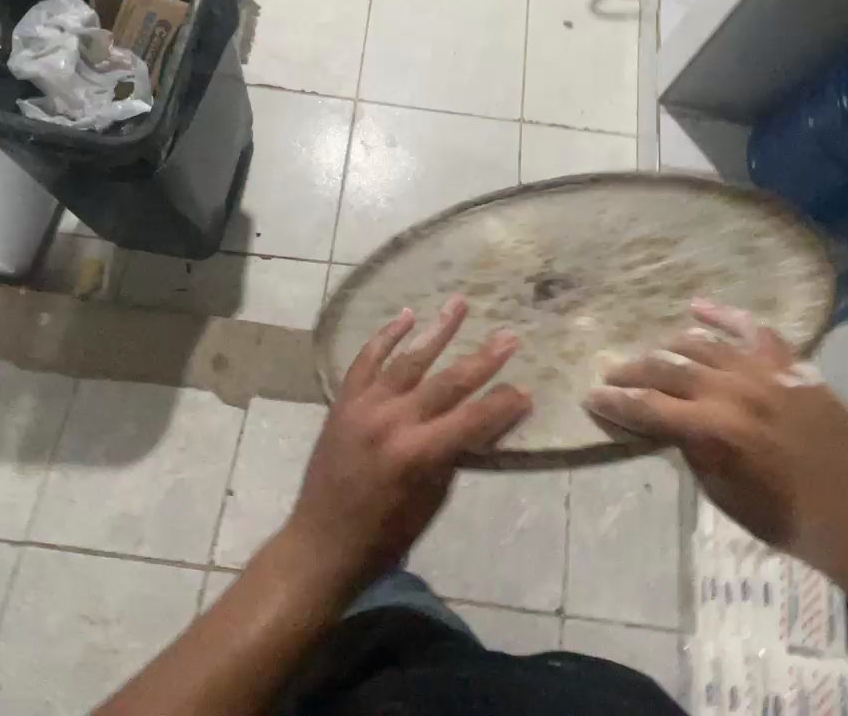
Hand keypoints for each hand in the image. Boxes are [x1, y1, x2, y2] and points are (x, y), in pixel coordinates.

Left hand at [283, 296, 532, 588]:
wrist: (321, 544)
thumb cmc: (385, 534)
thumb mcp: (432, 501)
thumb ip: (455, 455)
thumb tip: (481, 420)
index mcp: (418, 453)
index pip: (474, 418)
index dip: (503, 404)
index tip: (526, 389)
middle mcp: (392, 421)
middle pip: (448, 382)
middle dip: (484, 359)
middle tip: (509, 336)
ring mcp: (364, 406)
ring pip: (408, 360)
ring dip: (437, 330)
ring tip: (459, 303)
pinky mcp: (343, 402)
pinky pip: (365, 361)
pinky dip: (385, 337)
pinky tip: (405, 316)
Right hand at [585, 299, 847, 573]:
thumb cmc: (782, 517)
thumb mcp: (721, 494)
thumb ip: (691, 448)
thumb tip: (667, 421)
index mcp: (712, 430)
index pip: (646, 407)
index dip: (614, 402)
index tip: (590, 396)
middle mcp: (732, 391)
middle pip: (667, 368)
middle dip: (631, 371)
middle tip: (610, 373)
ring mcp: (764, 372)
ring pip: (702, 344)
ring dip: (670, 346)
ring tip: (653, 353)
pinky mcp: (791, 365)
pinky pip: (753, 330)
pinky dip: (723, 316)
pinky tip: (697, 307)